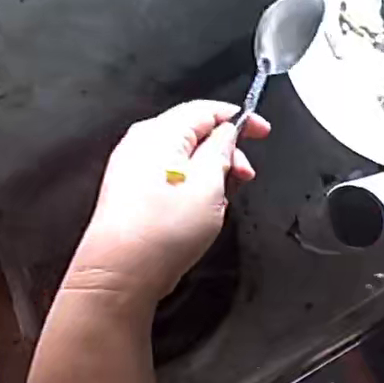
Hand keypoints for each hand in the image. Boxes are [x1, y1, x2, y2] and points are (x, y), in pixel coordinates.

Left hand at [64, 101, 270, 304]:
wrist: (121, 272)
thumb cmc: (162, 231)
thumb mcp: (209, 185)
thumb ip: (222, 151)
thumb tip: (228, 133)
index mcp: (160, 134)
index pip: (205, 109)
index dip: (239, 118)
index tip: (262, 131)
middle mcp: (141, 144)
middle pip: (195, 131)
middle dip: (227, 149)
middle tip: (246, 175)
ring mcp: (133, 167)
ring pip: (185, 155)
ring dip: (213, 170)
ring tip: (225, 198)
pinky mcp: (132, 191)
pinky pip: (171, 174)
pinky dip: (194, 183)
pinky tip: (203, 207)